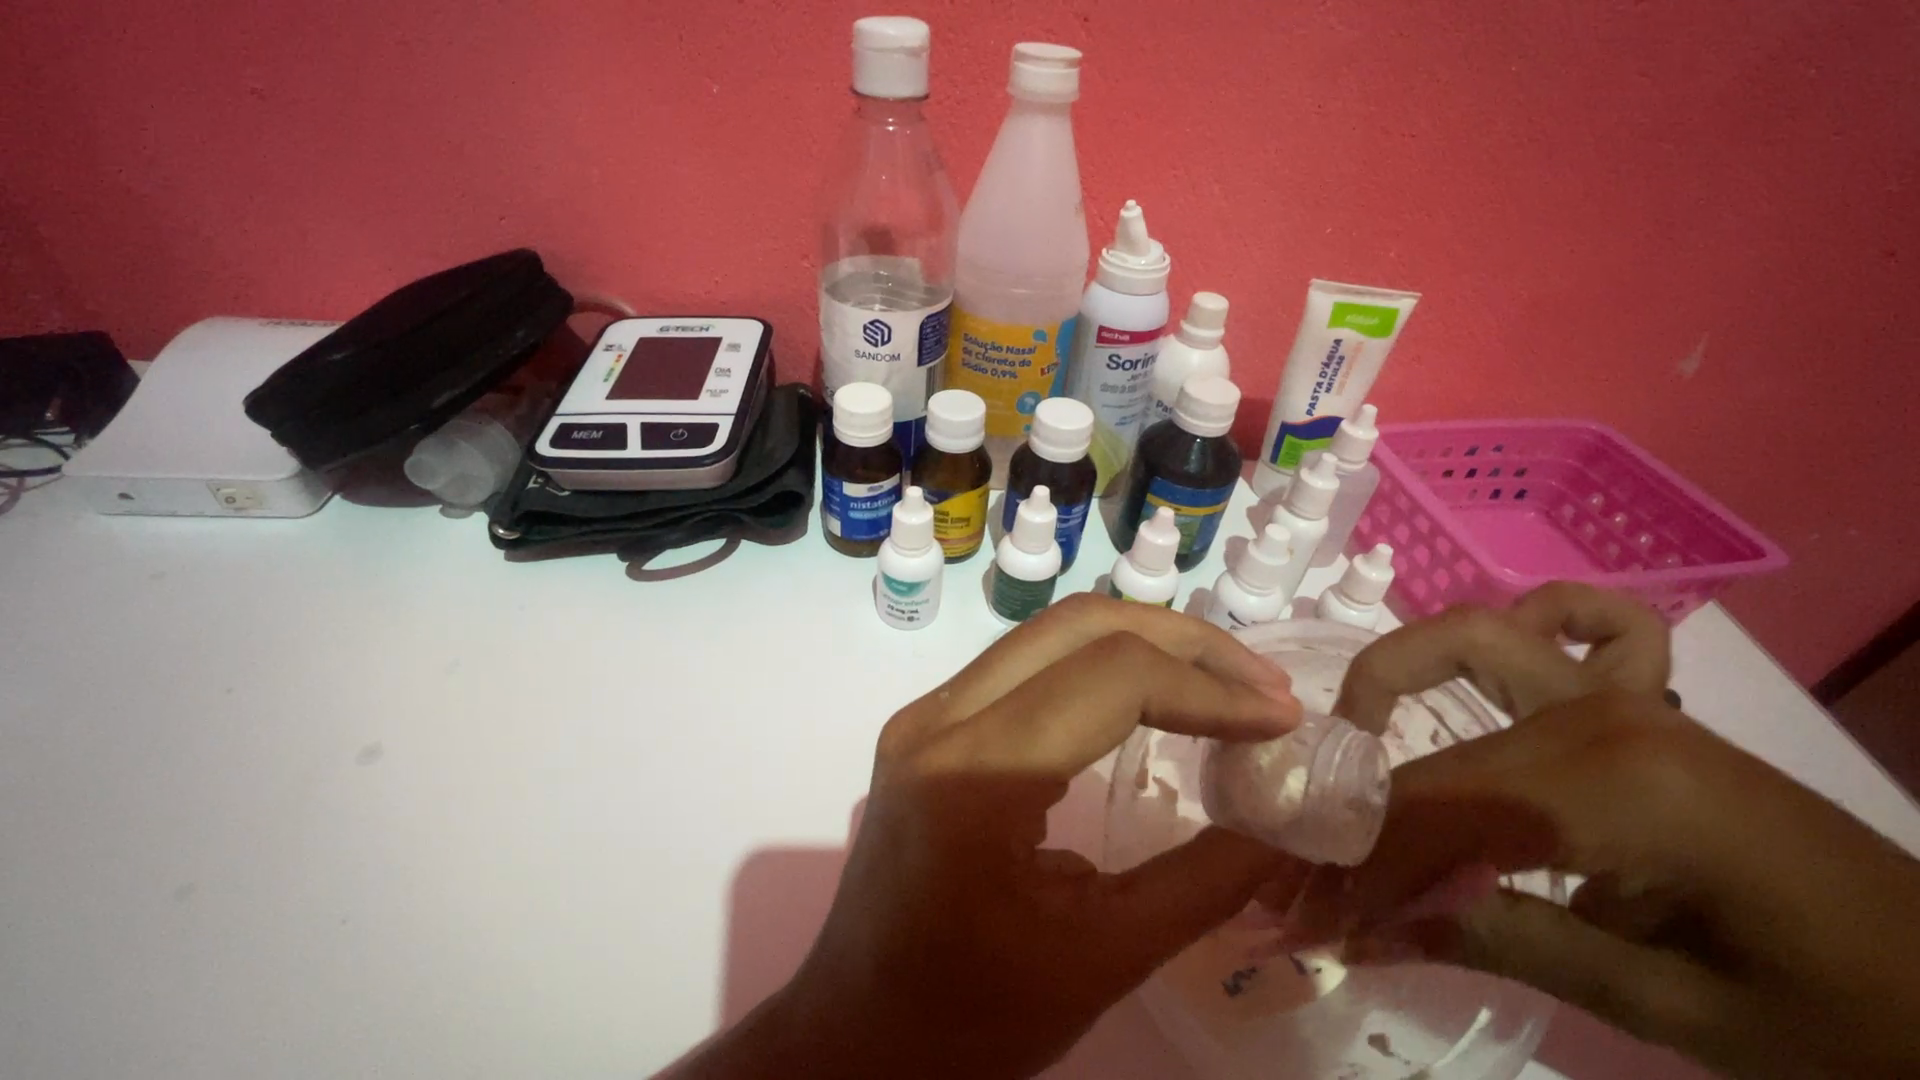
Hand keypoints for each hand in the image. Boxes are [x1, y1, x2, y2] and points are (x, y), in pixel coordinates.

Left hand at [672, 594, 1306, 1079]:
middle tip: (1265, 690)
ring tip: (1225, 688)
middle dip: (1184, 643)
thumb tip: (1283, 821)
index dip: (1209, 688)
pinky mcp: (928, 729)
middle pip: (1078, 626)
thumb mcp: (1100, 959)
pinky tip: (1152, 700)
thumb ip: (1201, 884)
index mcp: (973, 775)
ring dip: (1144, 645)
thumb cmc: (970, 1016)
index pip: (1110, 679)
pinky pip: (1025, 666)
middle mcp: (938, 720)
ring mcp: (924, 717)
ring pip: (1049, 634)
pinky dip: (1100, 666)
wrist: (857, 1034)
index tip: (1283, 721)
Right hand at [1294, 584, 1919, 1078]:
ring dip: (1399, 679)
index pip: (1443, 821)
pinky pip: (1588, 625)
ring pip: (1476, 649)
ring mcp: (1629, 699)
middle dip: (1369, 817)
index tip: (1315, 916)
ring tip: (1357, 735)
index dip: (1368, 868)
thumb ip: (1504, 943)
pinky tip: (1508, 660)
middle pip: (1444, 758)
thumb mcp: (1666, 1008)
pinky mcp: (1647, 704)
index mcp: (1619, 794)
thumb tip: (1368, 924)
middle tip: (1321, 872)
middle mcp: (1607, 719)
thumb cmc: (1831, 1015)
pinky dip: (1537, 623)